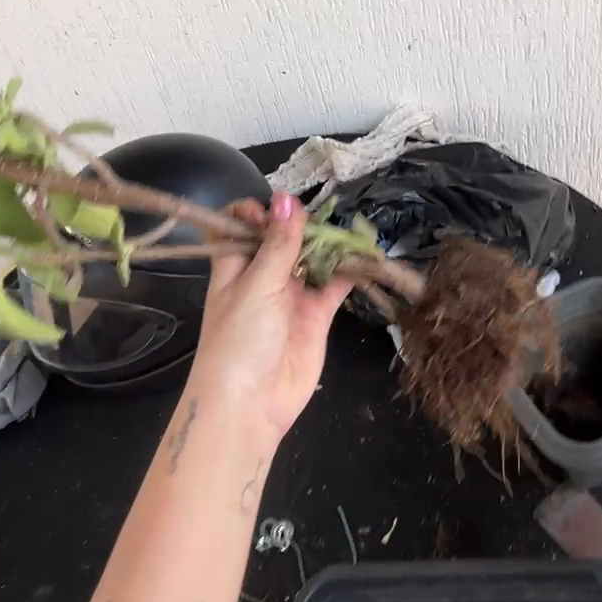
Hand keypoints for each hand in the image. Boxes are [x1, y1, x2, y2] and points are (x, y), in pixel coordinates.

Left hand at [198, 192, 350, 450]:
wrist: (251, 404)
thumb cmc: (240, 339)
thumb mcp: (257, 284)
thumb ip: (278, 243)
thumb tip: (286, 197)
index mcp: (235, 265)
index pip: (241, 227)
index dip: (257, 212)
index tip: (278, 206)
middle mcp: (262, 276)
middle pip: (282, 239)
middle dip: (301, 223)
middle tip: (323, 215)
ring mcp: (291, 295)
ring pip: (312, 258)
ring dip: (329, 244)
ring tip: (350, 227)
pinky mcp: (316, 315)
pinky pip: (335, 285)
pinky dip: (350, 270)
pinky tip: (366, 254)